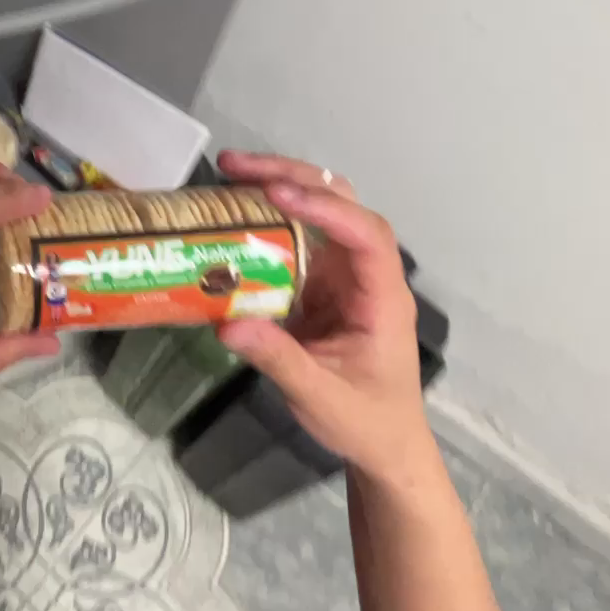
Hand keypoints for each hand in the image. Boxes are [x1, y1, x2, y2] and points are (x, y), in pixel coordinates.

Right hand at [214, 152, 434, 483]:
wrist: (383, 443)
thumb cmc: (366, 422)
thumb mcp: (322, 399)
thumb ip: (279, 360)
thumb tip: (227, 322)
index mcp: (381, 297)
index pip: (366, 235)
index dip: (325, 209)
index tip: (277, 195)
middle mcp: (364, 273)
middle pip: (341, 202)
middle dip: (291, 176)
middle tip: (233, 166)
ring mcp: (340, 273)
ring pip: (317, 209)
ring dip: (275, 183)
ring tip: (227, 173)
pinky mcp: (315, 280)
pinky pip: (291, 235)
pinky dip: (261, 214)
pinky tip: (228, 209)